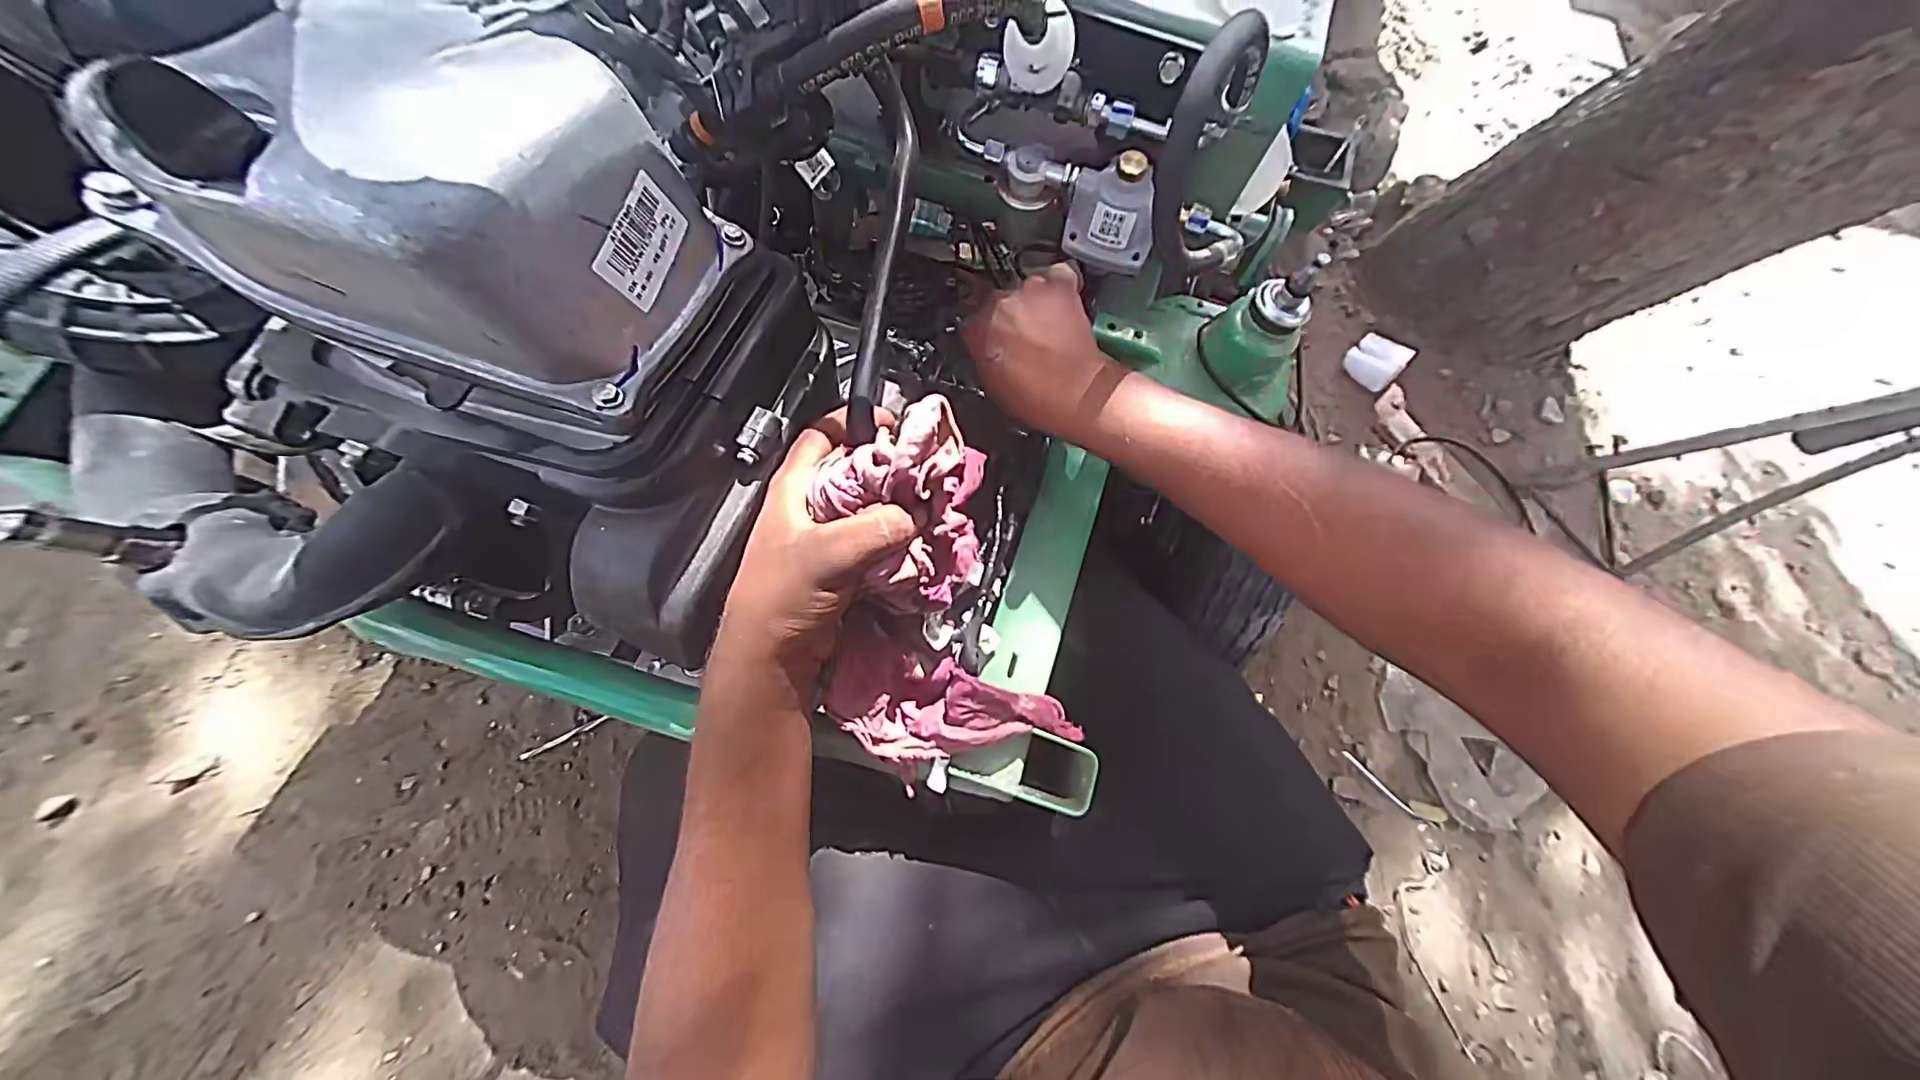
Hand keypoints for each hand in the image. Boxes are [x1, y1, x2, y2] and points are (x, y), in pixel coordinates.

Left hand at [711, 409, 915, 684]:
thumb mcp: (826, 552)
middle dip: (892, 471)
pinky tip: (918, 541)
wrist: (772, 659)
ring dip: (900, 509)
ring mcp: (831, 537)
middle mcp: (813, 507)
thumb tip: (916, 514)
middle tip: (923, 473)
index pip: (824, 434)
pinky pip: (880, 541)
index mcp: (795, 488)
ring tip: (928, 507)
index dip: (856, 422)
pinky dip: (900, 540)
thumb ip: (876, 527)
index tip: (894, 427)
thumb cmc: (779, 597)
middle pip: (858, 472)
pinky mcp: (847, 566)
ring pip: (873, 508)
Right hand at [961, 261, 1130, 440]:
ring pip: (1025, 286)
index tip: (995, 336)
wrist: (1076, 394)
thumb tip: (987, 346)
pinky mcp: (1059, 287)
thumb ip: (983, 354)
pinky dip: (1059, 286)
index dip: (986, 329)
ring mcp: (1028, 291)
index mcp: (976, 329)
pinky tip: (1061, 303)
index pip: (972, 318)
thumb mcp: (993, 383)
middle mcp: (998, 303)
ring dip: (1033, 301)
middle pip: (997, 299)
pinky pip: (1057, 275)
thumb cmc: (1037, 396)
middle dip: (1008, 315)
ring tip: (1046, 325)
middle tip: (1023, 335)